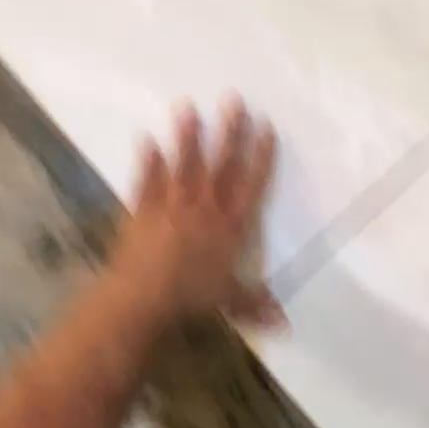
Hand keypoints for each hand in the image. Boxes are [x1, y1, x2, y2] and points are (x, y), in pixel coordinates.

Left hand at [109, 97, 281, 327]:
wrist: (142, 298)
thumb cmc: (190, 299)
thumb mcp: (229, 302)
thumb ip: (257, 305)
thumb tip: (286, 327)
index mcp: (229, 226)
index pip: (250, 184)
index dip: (260, 156)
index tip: (266, 128)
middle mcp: (203, 209)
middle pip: (220, 165)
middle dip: (229, 132)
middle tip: (233, 100)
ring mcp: (171, 205)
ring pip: (182, 165)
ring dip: (186, 136)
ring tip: (187, 106)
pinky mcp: (142, 211)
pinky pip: (145, 182)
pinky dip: (146, 162)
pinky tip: (147, 139)